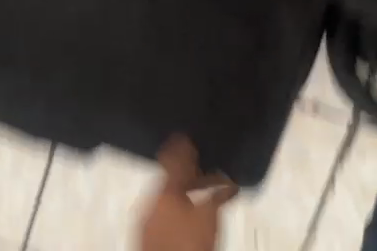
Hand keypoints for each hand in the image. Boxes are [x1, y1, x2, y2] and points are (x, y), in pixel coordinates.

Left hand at [138, 136, 239, 250]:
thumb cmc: (189, 245)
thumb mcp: (209, 216)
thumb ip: (217, 195)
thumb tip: (228, 184)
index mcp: (163, 190)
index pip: (172, 158)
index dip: (182, 146)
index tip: (187, 136)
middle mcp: (151, 202)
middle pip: (172, 179)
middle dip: (191, 174)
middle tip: (209, 169)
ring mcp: (148, 222)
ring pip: (170, 198)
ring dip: (188, 193)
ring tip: (207, 194)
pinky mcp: (149, 238)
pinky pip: (167, 214)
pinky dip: (181, 209)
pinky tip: (194, 216)